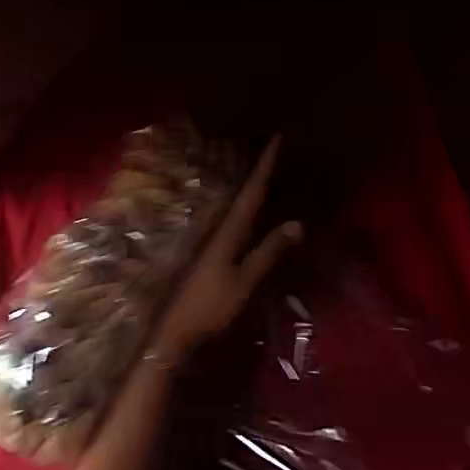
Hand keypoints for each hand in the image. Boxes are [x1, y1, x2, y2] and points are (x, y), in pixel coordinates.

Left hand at [150, 135, 301, 362]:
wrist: (171, 331)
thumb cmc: (209, 306)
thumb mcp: (245, 281)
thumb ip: (269, 252)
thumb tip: (298, 223)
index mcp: (229, 231)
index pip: (253, 191)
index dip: (266, 164)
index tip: (276, 138)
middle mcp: (216, 228)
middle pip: (241, 192)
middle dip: (257, 170)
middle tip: (271, 148)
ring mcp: (207, 240)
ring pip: (232, 205)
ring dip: (247, 187)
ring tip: (261, 171)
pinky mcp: (203, 253)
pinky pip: (227, 220)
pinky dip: (239, 207)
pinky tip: (242, 210)